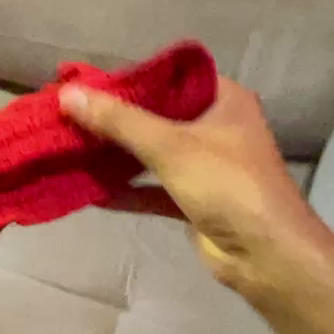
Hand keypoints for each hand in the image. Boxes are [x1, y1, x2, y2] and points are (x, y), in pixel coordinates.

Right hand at [60, 77, 333, 299]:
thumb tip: (66, 94)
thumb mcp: (169, 145)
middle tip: (67, 113)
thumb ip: (117, 120)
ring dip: (114, 152)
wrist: (267, 257)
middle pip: (154, 114)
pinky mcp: (193, 198)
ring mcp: (204, 164)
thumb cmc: (227, 186)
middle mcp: (215, 126)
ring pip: (150, 151)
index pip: (167, 77)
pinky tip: (86, 188)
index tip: (82, 83)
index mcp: (222, 99)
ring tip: (69, 144)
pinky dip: (123, 188)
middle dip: (111, 117)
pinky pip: (150, 186)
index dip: (125, 78)